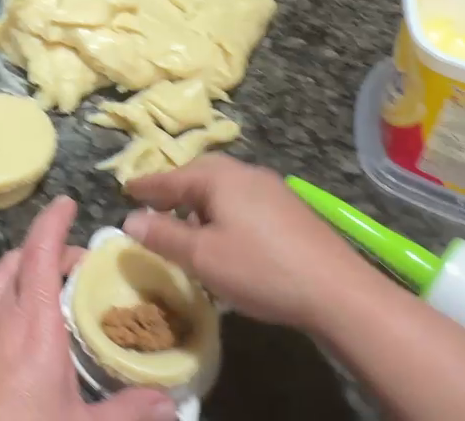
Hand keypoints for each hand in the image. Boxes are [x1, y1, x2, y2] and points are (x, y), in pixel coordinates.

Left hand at [0, 195, 177, 420]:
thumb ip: (127, 412)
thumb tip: (170, 402)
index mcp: (36, 325)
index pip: (42, 254)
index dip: (53, 223)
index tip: (68, 203)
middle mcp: (2, 316)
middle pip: (21, 261)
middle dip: (48, 248)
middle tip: (76, 262)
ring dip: (17, 260)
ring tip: (37, 261)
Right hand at [123, 155, 373, 330]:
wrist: (339, 292)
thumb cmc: (261, 269)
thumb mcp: (202, 258)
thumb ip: (164, 236)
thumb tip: (130, 219)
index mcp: (219, 177)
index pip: (171, 177)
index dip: (146, 186)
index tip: (125, 189)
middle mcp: (244, 172)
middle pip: (200, 173)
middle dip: (176, 187)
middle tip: (156, 203)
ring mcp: (272, 189)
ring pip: (225, 186)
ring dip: (202, 200)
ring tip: (190, 224)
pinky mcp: (291, 209)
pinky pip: (244, 199)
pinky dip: (225, 209)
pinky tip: (229, 235)